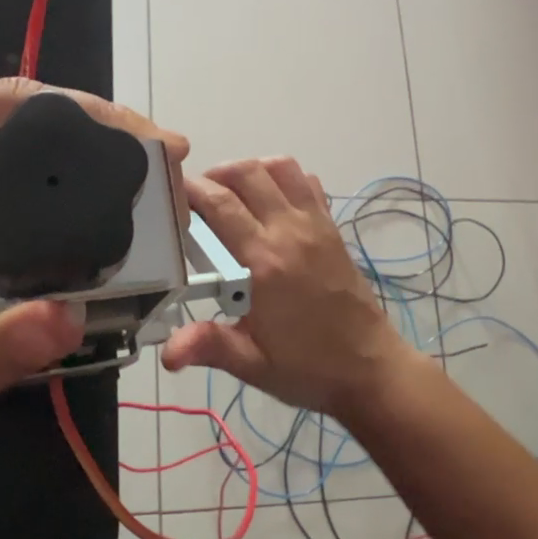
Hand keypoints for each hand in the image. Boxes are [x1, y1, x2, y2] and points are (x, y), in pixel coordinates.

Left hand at [0, 79, 188, 430]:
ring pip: (2, 108)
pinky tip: (89, 173)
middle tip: (164, 161)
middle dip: (95, 126)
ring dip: (77, 135)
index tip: (157, 149)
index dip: (88, 119)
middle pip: (5, 100)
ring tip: (141, 166)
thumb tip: (64, 321)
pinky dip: (46, 147)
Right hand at [161, 157, 427, 416]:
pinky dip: (283, 179)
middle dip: (215, 174)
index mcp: (265, 262)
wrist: (370, 370)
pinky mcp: (333, 229)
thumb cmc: (307, 369)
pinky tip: (269, 204)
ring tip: (230, 194)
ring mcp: (316, 226)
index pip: (221, 204)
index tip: (169, 195)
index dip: (190, 190)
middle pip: (248, 173)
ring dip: (250, 170)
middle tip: (195, 197)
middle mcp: (291, 232)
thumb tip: (167, 353)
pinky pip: (308, 183)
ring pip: (281, 167)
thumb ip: (208, 347)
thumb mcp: (252, 364)